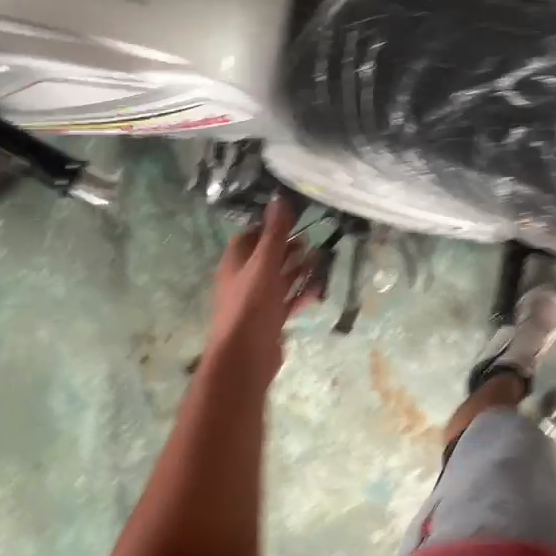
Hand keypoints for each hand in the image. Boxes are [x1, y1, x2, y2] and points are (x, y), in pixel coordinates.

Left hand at [208, 195, 314, 379]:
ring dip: (298, 270)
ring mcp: (258, 302)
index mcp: (235, 263)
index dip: (268, 226)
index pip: (249, 237)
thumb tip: (279, 198)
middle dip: (288, 248)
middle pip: (266, 258)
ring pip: (280, 280)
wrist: (245, 357)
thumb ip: (274, 234)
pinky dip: (302, 294)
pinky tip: (318, 289)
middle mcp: (244, 280)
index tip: (292, 219)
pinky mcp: (271, 320)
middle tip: (311, 238)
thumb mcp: (264, 264)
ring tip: (320, 260)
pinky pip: (288, 301)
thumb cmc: (251, 305)